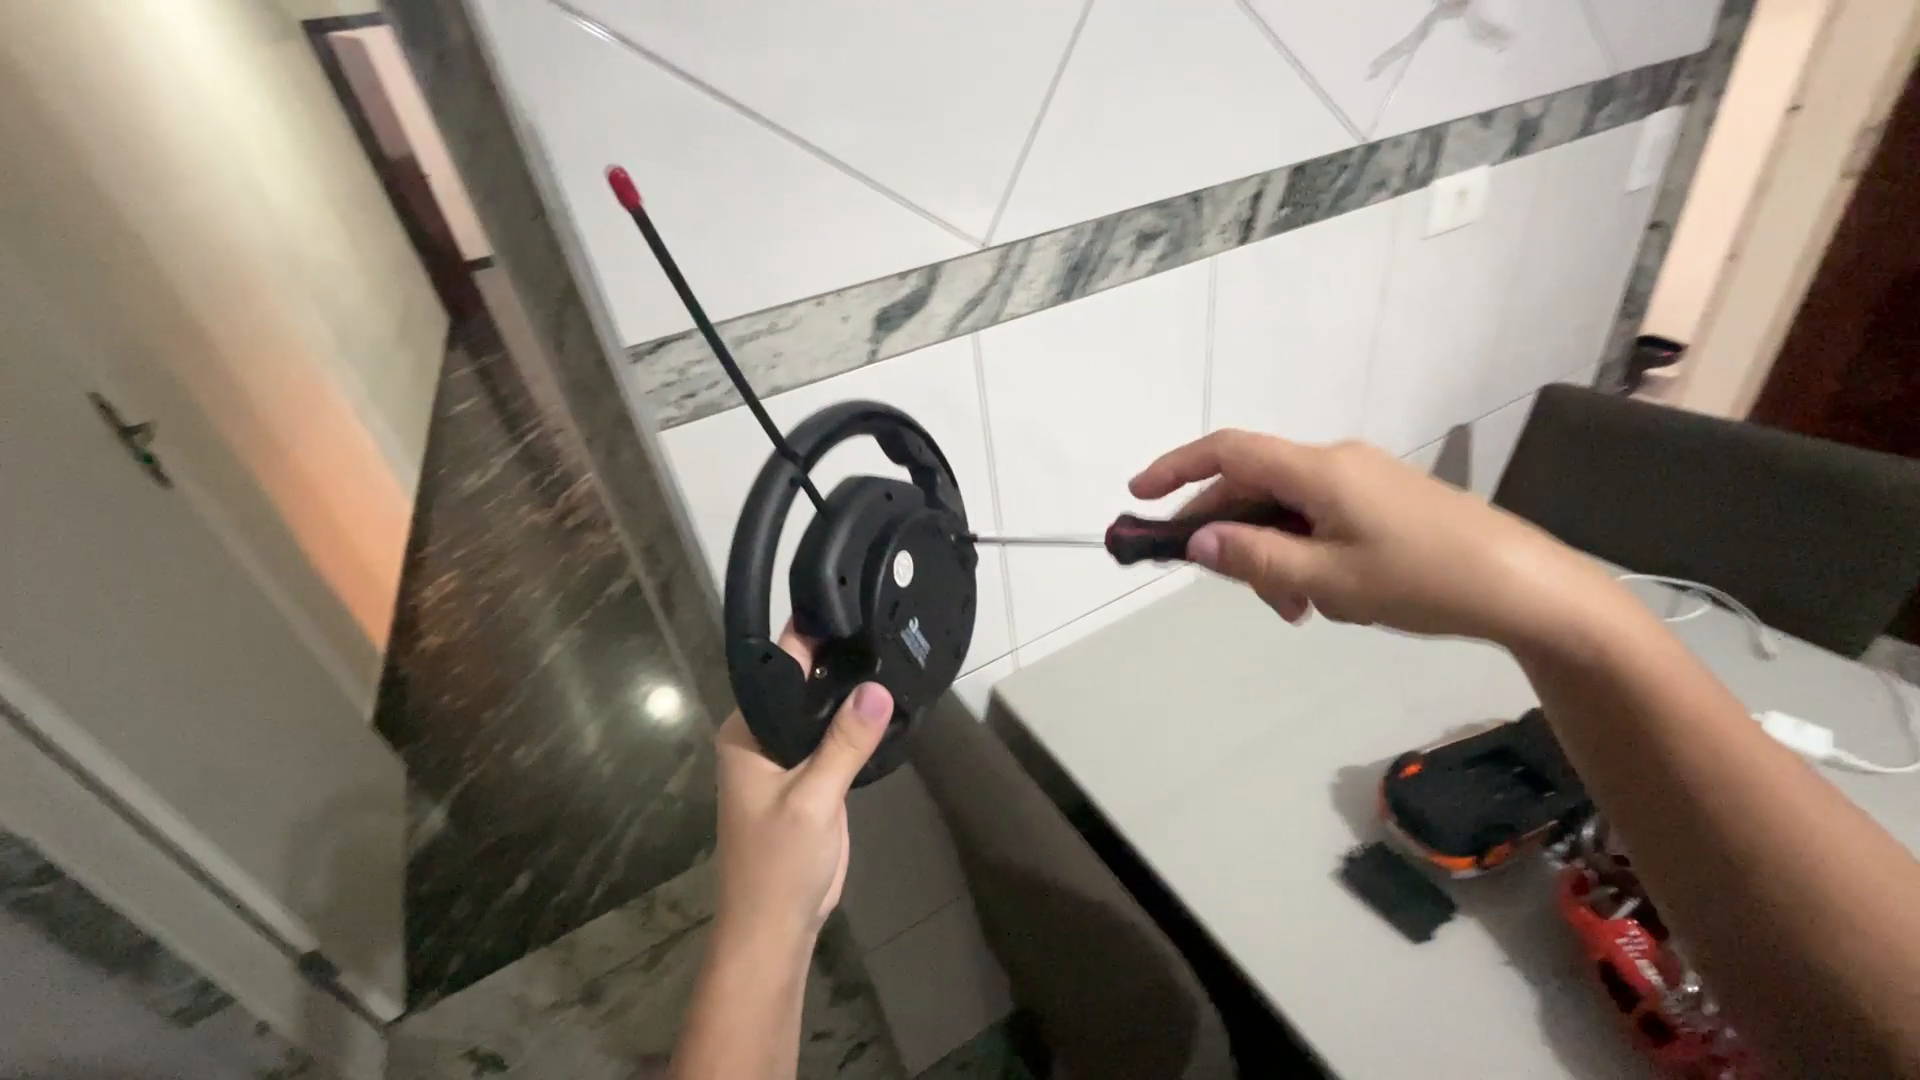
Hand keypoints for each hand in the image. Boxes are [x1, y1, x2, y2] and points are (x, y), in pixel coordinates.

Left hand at [711, 624, 892, 948]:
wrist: (776, 928)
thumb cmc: (778, 864)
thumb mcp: (813, 800)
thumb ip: (845, 743)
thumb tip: (878, 688)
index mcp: (746, 731)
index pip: (778, 667)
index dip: (811, 634)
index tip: (853, 602)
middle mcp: (762, 735)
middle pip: (802, 683)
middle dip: (838, 658)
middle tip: (887, 622)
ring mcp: (786, 756)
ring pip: (821, 710)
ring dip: (849, 691)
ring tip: (894, 651)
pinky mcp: (809, 776)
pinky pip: (832, 736)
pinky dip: (855, 722)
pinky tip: (887, 703)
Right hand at [1130, 430, 1610, 646]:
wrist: (1526, 587)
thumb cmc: (1423, 580)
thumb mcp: (1328, 579)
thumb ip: (1255, 559)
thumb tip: (1197, 541)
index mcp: (1317, 470)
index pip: (1228, 452)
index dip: (1176, 468)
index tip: (1139, 496)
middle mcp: (1333, 462)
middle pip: (1253, 485)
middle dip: (1227, 533)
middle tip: (1225, 584)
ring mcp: (1360, 480)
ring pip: (1284, 508)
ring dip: (1268, 553)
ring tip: (1292, 609)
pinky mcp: (1380, 500)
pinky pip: (1316, 517)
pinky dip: (1298, 551)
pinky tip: (1319, 595)